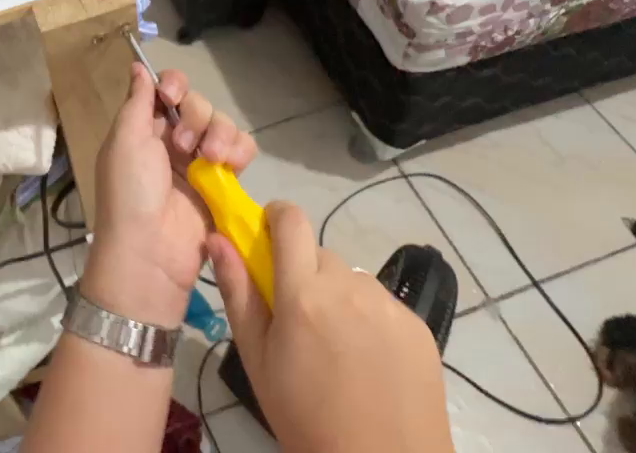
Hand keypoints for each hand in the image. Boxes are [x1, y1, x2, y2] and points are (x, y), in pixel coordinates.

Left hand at [79, 63, 256, 328]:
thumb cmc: (129, 193)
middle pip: (198, 104)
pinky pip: (241, 151)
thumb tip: (138, 66)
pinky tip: (229, 163)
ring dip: (220, 133)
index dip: (174, 85)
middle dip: (196, 116)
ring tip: (210, 158)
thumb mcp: (124, 142)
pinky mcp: (224, 184)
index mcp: (144, 128)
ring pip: (222, 125)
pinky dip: (239, 150)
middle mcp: (172, 141)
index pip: (167, 90)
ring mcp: (200, 163)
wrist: (150, 254)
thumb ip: (137, 102)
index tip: (171, 94)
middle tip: (184, 145)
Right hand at [211, 202, 453, 452]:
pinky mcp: (417, 325)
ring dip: (338, 296)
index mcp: (303, 294)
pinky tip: (369, 361)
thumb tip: (217, 237)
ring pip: (351, 279)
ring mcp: (388, 305)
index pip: (291, 220)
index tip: (267, 236)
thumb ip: (237, 292)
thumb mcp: (258, 359)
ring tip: (338, 348)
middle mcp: (348, 287)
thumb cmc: (305, 418)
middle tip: (300, 320)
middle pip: (319, 254)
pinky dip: (370, 319)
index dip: (276, 216)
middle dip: (305, 273)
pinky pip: (382, 303)